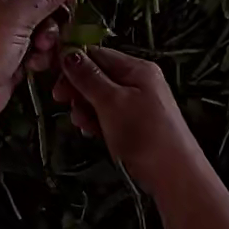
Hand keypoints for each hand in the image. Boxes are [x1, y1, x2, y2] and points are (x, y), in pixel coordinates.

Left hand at [0, 0, 80, 130]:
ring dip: (48, 39)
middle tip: (63, 23)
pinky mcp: (12, 59)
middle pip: (42, 2)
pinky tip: (33, 66)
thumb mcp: (16, 16)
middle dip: (54, 15)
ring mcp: (5, 36)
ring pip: (43, 29)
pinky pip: (37, 51)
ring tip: (40, 49)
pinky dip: (40, 57)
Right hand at [53, 46, 210, 195]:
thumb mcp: (111, 102)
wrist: (173, 174)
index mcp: (136, 69)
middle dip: (78, 90)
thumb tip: (68, 54)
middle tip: (65, 105)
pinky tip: (94, 133)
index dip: (73, 65)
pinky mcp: (135, 124)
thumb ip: (88, 77)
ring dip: (86, 109)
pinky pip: (109, 115)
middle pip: (97, 76)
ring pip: (100, 98)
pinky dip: (97, 121)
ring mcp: (138, 103)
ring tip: (84, 124)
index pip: (97, 54)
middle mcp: (138, 82)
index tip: (55, 82)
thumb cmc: (144, 134)